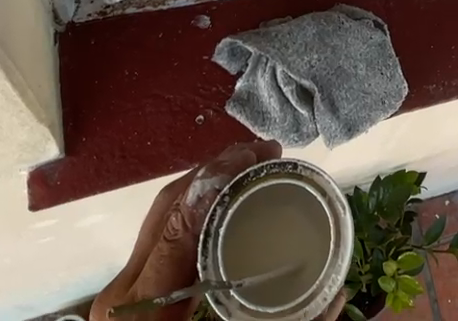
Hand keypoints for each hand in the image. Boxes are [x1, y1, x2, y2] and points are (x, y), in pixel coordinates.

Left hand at [90, 141, 344, 320]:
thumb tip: (336, 297)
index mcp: (141, 310)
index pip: (178, 224)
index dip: (218, 180)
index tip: (262, 157)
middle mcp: (124, 297)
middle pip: (167, 208)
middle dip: (217, 169)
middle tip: (268, 151)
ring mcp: (121, 299)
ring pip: (160, 220)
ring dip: (206, 186)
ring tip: (252, 168)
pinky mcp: (127, 304)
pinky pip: (160, 241)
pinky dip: (195, 215)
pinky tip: (224, 210)